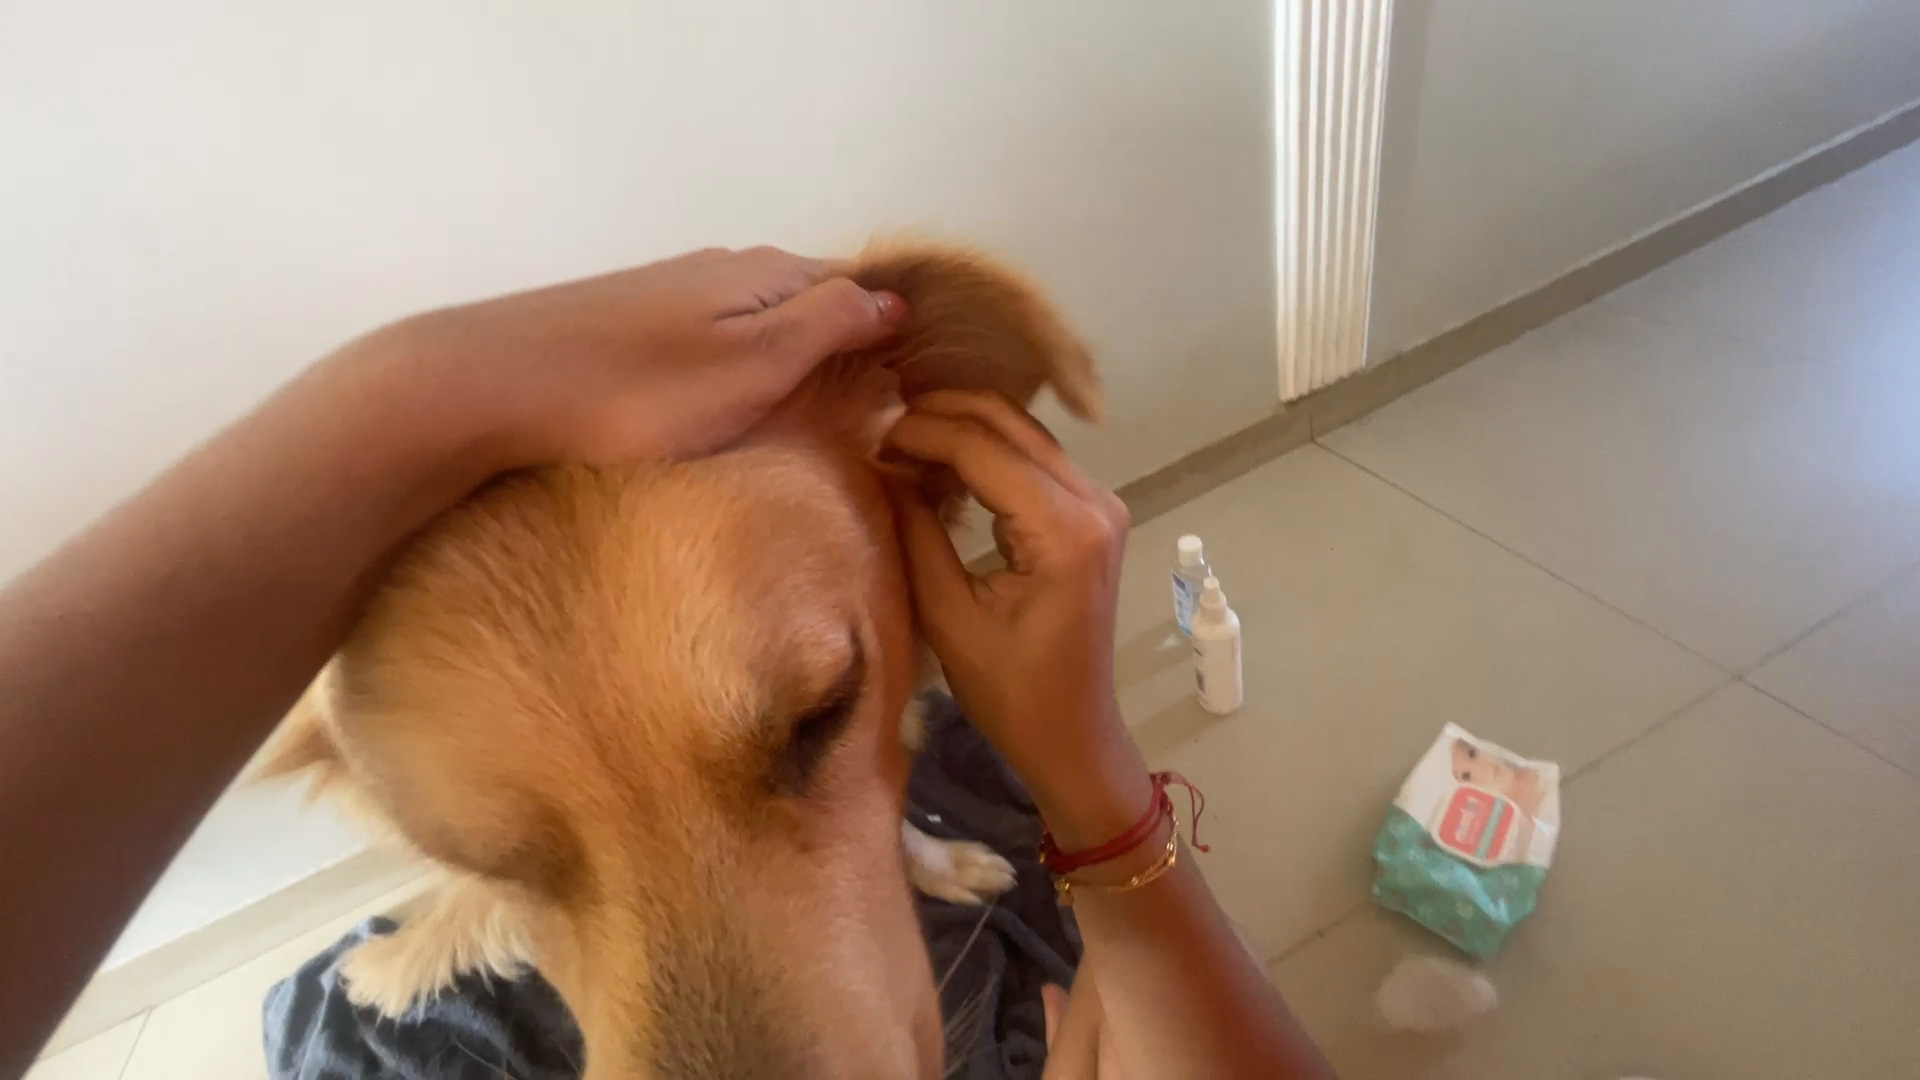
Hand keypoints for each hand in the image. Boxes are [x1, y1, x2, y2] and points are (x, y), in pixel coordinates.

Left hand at [362, 246, 907, 466]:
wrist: (495, 385)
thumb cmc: (642, 387)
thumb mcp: (758, 361)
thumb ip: (831, 324)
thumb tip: (896, 300)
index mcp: (767, 274)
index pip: (855, 287)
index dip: (885, 331)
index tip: (903, 388)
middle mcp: (727, 268)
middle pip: (810, 300)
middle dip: (844, 345)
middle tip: (863, 410)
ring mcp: (678, 291)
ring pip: (763, 319)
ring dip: (795, 356)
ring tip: (808, 413)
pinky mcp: (639, 320)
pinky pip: (721, 335)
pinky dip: (746, 363)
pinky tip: (735, 399)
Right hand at [885, 391, 1152, 846]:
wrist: (1074, 732)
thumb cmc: (1011, 692)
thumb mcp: (948, 615)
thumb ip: (916, 531)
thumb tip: (886, 468)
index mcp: (1065, 531)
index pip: (982, 448)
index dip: (921, 434)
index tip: (872, 444)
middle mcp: (1094, 501)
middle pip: (1010, 422)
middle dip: (941, 416)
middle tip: (885, 435)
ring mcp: (1101, 503)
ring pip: (1024, 433)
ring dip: (964, 430)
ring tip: (906, 450)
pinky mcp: (1094, 513)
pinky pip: (1035, 460)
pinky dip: (988, 454)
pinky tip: (945, 469)